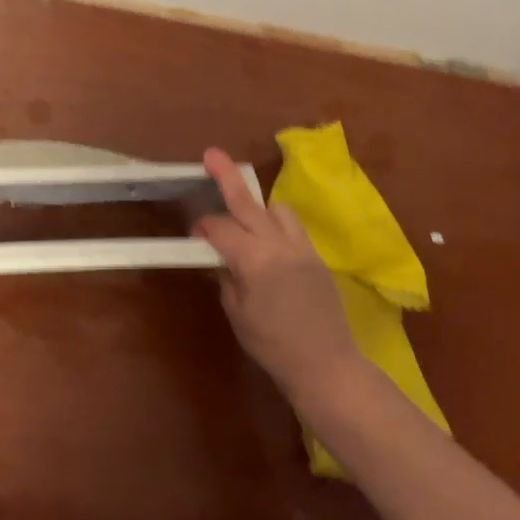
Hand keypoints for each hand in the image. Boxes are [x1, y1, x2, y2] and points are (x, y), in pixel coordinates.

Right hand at [194, 148, 362, 398]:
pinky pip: (294, 228)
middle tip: (211, 155)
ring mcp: (303, 249)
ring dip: (257, 207)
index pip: (220, 228)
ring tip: (243, 217)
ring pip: (277, 210)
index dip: (202, 227)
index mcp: (254, 260)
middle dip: (227, 177)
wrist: (326, 364)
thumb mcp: (237, 312)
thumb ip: (227, 276)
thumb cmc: (272, 344)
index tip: (193, 235)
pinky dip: (276, 225)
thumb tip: (221, 258)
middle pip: (249, 203)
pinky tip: (268, 240)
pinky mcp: (317, 258)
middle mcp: (279, 245)